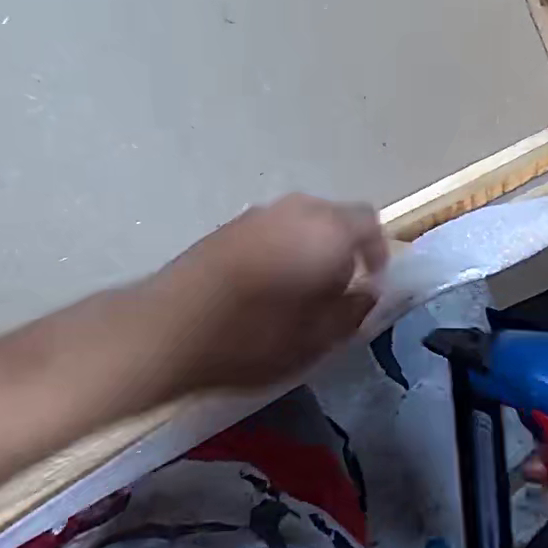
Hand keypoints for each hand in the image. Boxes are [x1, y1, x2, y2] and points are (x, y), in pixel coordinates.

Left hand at [141, 194, 388, 394]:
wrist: (169, 325)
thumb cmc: (253, 335)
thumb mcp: (316, 338)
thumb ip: (353, 311)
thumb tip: (368, 293)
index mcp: (326, 229)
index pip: (369, 223)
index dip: (378, 253)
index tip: (371, 285)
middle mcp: (295, 209)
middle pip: (335, 218)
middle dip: (344, 250)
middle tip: (339, 292)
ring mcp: (258, 213)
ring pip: (302, 222)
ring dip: (312, 248)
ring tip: (301, 292)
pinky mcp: (229, 225)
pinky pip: (273, 229)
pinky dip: (283, 248)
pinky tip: (266, 286)